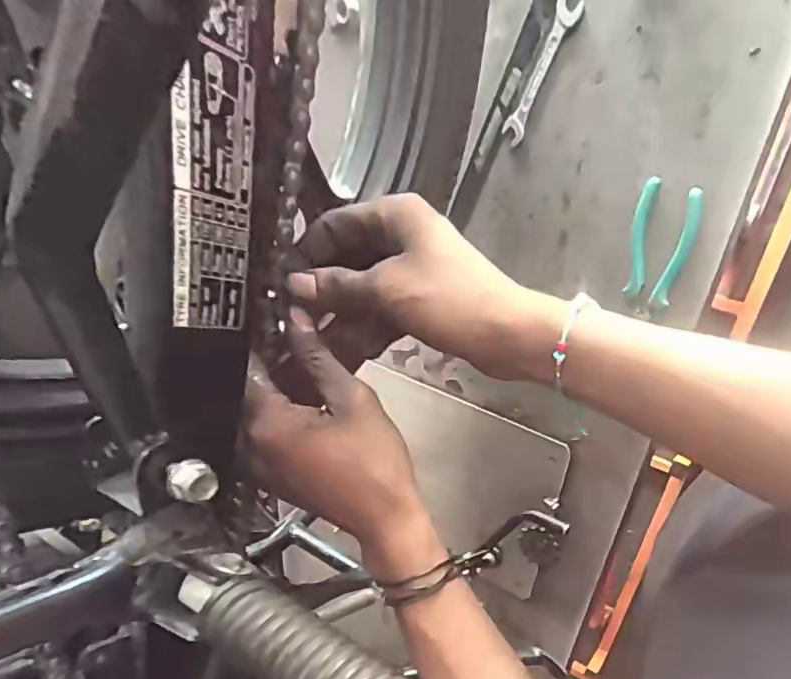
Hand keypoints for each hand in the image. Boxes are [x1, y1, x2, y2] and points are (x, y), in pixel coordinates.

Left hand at [245, 308, 445, 578]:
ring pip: (255, 416)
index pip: (246, 367)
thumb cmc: (376, 465)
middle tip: (294, 347)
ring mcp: (260, 466)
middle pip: (247, 392)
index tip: (275, 324)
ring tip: (304, 378)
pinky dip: (279, 420)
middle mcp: (252, 447)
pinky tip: (308, 411)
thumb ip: (319, 359)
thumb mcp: (354, 401)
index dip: (261, 340)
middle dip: (269, 367)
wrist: (386, 518)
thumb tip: (296, 324)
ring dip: (275, 394)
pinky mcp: (273, 479)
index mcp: (267, 425)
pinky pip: (265, 438)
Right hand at [287, 194, 560, 381]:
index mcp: (396, 215)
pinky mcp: (425, 303)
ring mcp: (416, 272)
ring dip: (345, 316)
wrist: (507, 334)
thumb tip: (295, 284)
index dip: (309, 251)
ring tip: (315, 343)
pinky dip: (370, 328)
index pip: (337, 224)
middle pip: (351, 260)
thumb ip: (340, 286)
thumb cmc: (449, 300)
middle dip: (325, 291)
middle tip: (295, 319)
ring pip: (368, 291)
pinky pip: (387, 311)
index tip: (283, 281)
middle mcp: (404, 237)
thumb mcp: (388, 289)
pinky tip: (346, 351)